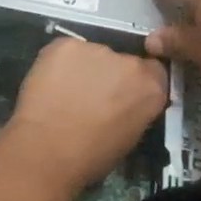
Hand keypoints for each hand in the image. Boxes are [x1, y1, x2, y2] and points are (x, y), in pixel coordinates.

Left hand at [0, 39, 168, 190]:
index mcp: (150, 87)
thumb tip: (124, 104)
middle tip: (92, 96)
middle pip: (122, 61)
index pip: (153, 72)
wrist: (47, 150)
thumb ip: (133, 110)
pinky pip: (66, 51)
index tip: (122, 94)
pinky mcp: (64, 44)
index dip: (136, 83)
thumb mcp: (128, 137)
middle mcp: (128, 62)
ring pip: (92, 55)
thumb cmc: (90, 156)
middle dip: (110, 74)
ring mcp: (96, 49)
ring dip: (85, 68)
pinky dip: (60, 65)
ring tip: (66, 92)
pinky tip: (50, 84)